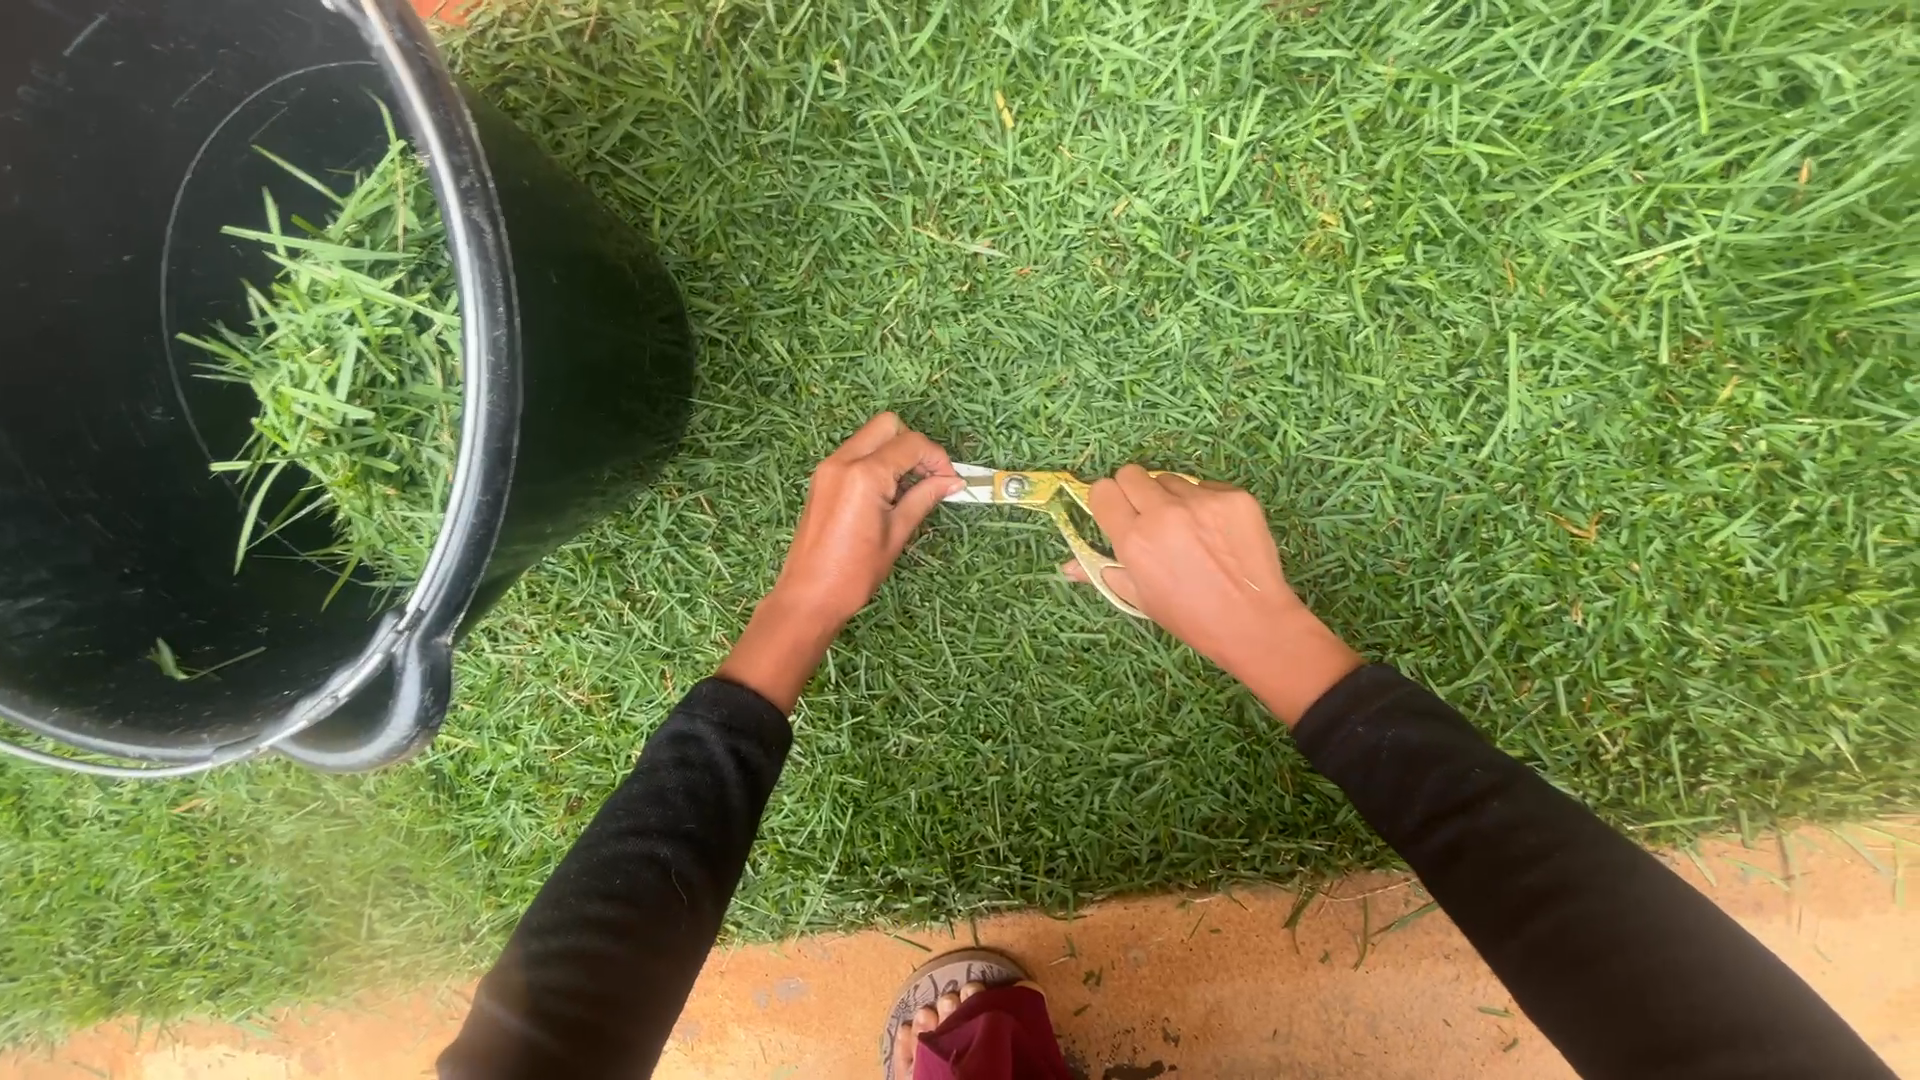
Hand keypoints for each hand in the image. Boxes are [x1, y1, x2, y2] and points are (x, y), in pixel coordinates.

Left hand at [718, 413, 961, 711]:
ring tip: (910, 490)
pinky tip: (888, 494)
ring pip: (871, 437)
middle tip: (929, 478)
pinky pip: (856, 453)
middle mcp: (843, 461)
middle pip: (888, 425)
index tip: (950, 481)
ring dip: (896, 453)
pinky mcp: (822, 478)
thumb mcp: (897, 534)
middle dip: (914, 445)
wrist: (809, 595)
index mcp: (864, 474)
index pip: (911, 444)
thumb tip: (952, 482)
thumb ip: (924, 498)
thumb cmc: (855, 572)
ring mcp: (828, 467)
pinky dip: (877, 462)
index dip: (937, 458)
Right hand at [1065, 466, 1361, 724]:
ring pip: (1170, 479)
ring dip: (1170, 497)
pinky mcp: (1234, 497)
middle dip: (1134, 491)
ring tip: (1187, 529)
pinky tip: (1216, 531)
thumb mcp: (1138, 598)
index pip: (1102, 491)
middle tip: (1148, 515)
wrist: (1252, 621)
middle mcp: (1163, 513)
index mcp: (1134, 540)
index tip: (1117, 513)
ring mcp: (1201, 501)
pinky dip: (1205, 503)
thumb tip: (1066, 567)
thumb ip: (1101, 572)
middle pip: (1131, 473)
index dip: (1107, 501)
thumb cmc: (1189, 616)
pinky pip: (1206, 486)